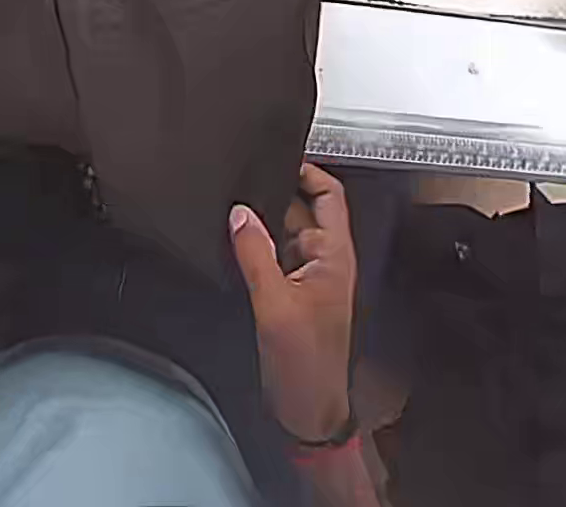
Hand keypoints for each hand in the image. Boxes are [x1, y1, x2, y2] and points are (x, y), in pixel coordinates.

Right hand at [230, 163, 356, 441]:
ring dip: (261, 216)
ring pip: (283, 228)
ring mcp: (304, 272)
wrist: (306, 411)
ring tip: (232, 199)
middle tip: (242, 175)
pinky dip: (254, 239)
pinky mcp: (287, 287)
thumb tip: (239, 211)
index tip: (280, 156)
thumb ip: (255, 253)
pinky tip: (232, 233)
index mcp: (333, 255)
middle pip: (301, 208)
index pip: (329, 195)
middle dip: (274, 191)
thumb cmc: (305, 364)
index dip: (308, 171)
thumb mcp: (275, 305)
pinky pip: (271, 250)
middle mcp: (321, 258)